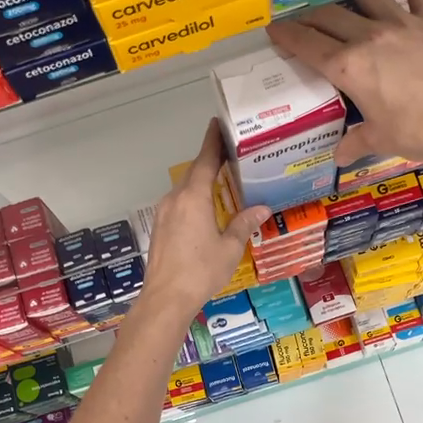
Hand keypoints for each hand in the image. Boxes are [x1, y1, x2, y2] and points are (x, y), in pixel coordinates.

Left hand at [140, 121, 270, 316]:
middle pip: (194, 174)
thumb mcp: (230, 248)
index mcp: (194, 198)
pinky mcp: (160, 229)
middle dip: (210, 162)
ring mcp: (164, 214)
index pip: (205, 160)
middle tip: (230, 155)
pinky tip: (206, 210)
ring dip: (201, 184)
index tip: (218, 124)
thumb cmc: (201, 271)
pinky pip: (179, 206)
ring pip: (185, 190)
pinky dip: (193, 200)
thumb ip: (244, 224)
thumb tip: (263, 208)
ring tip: (222, 182)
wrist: (166, 298)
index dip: (213, 141)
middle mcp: (175, 200)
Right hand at [264, 0, 422, 172]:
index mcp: (349, 68)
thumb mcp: (382, 140)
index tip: (273, 28)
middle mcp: (370, 38)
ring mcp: (403, 23)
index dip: (287, 36)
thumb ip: (357, 142)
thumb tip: (340, 155)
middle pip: (330, 17)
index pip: (309, 46)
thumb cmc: (420, 131)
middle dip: (309, 14)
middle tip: (299, 14)